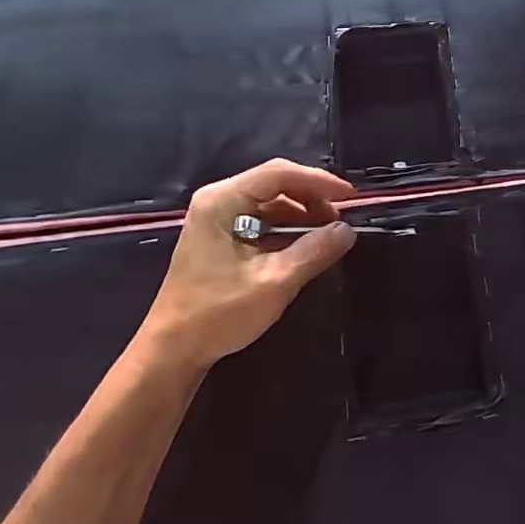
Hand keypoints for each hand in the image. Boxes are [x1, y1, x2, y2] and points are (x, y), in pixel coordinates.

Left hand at [144, 159, 357, 367]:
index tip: (351, 197)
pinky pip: (263, 219)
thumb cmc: (218, 313)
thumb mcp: (274, 282)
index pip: (279, 174)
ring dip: (302, 212)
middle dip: (313, 196)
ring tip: (329, 231)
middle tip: (342, 217)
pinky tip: (307, 243)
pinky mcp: (222, 236)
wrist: (173, 350)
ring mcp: (218, 217)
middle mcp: (218, 200)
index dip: (320, 182)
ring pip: (271, 201)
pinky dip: (288, 227)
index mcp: (222, 201)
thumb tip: (348, 230)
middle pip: (275, 183)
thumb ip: (314, 251)